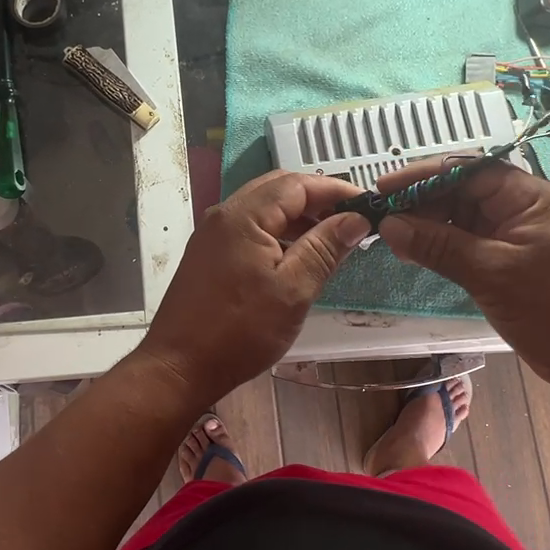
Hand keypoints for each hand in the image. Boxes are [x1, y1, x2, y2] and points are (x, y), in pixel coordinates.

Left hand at [135, 171, 370, 407]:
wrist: (179, 366)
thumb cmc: (239, 330)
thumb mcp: (293, 290)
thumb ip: (324, 248)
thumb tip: (355, 219)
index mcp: (243, 215)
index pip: (297, 184)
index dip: (336, 190)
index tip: (370, 205)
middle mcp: (224, 214)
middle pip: (279, 189)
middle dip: (319, 199)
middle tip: (354, 219)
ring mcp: (213, 233)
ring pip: (265, 209)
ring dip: (300, 216)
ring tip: (335, 238)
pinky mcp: (210, 253)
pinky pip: (251, 228)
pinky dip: (280, 232)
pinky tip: (300, 254)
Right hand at [375, 158, 549, 393]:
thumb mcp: (493, 273)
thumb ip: (438, 246)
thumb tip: (389, 226)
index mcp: (530, 197)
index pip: (468, 170)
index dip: (423, 175)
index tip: (383, 189)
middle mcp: (523, 209)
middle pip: (462, 191)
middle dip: (421, 202)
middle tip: (380, 217)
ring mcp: (517, 237)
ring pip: (462, 218)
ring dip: (427, 225)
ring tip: (391, 239)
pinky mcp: (511, 264)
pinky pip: (468, 244)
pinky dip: (441, 247)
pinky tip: (414, 254)